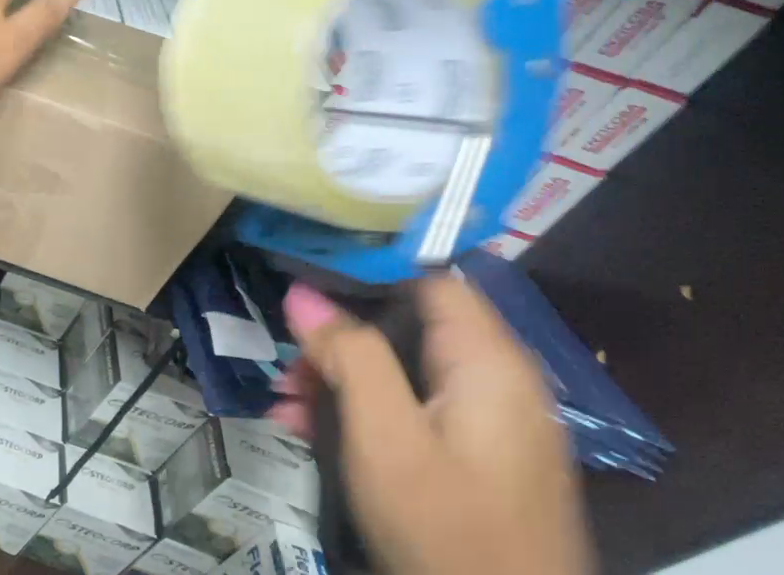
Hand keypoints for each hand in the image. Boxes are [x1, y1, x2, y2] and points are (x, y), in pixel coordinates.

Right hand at [273, 278, 594, 574]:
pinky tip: (311, 427)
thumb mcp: (385, 437)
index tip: (305, 257)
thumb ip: (350, 355)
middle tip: (285, 351)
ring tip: (286, 397)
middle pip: (408, 321)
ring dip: (340, 373)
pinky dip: (363, 407)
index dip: (368, 259)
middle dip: (339, 330)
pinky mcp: (476, 453)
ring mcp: (489, 420)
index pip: (431, 274)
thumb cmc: (446, 526)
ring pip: (403, 366)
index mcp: (489, 364)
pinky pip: (412, 405)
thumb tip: (303, 293)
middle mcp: (498, 381)